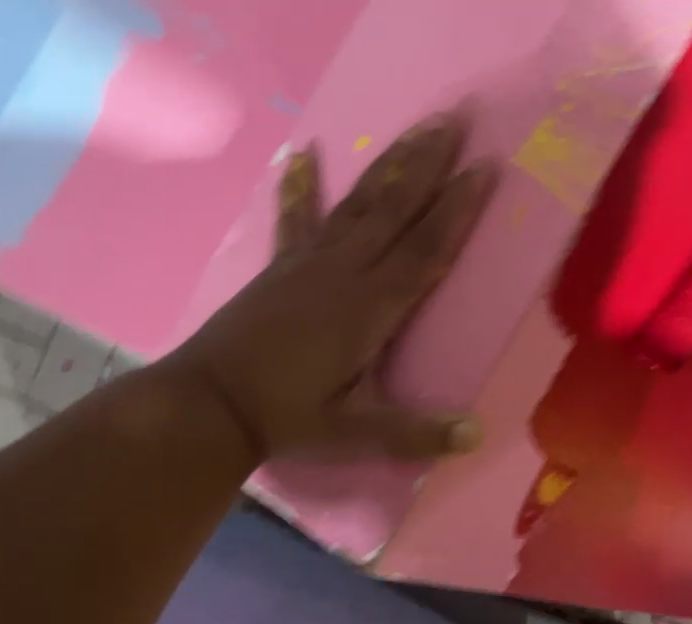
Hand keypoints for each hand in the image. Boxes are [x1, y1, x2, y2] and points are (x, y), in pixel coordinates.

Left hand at [164, 111, 496, 461]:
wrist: (208, 405)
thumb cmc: (287, 417)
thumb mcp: (356, 431)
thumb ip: (416, 432)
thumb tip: (477, 435)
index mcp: (369, 309)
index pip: (424, 250)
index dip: (457, 211)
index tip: (484, 169)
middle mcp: (343, 273)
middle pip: (394, 209)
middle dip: (427, 164)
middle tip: (455, 120)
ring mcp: (309, 265)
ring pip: (358, 204)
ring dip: (390, 164)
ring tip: (417, 128)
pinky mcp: (282, 269)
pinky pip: (297, 218)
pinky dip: (301, 186)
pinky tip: (303, 153)